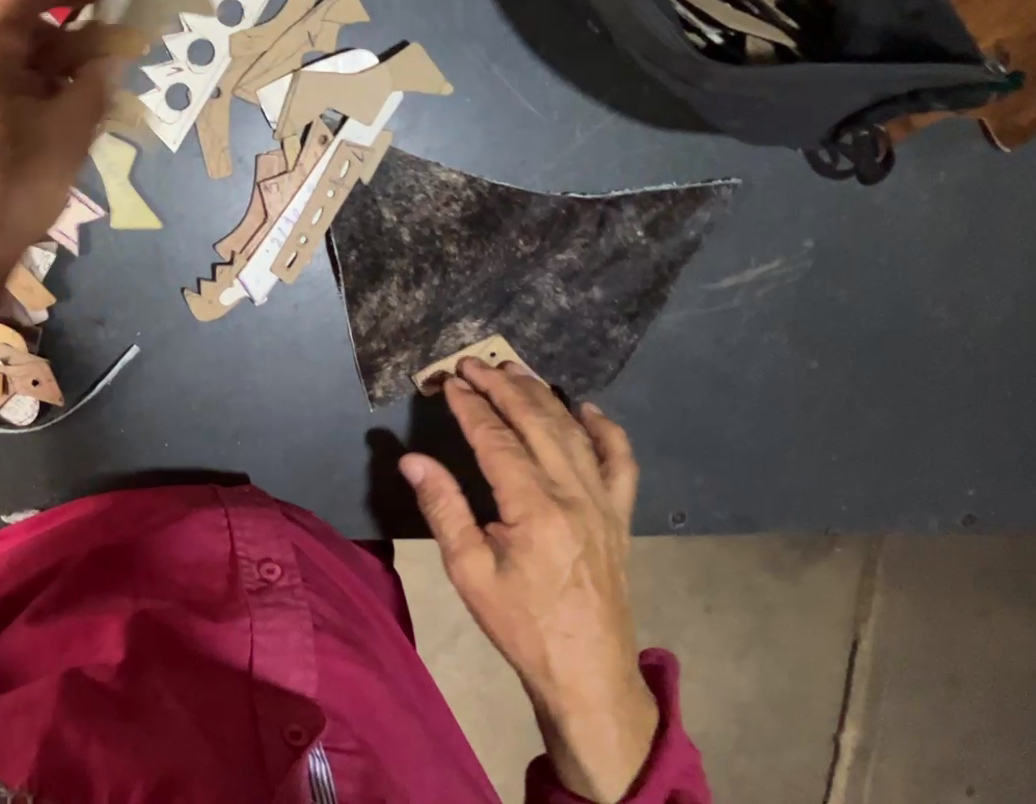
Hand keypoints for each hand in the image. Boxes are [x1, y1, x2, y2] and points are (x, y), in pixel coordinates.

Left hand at [0, 0, 116, 276]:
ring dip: (40, 72)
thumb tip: (105, 56)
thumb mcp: (68, 136)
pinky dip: (14, 93)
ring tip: (74, 103)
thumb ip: (93, 83)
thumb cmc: (14, 193)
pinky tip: (38, 125)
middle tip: (99, 65)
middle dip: (60, 41)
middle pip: (11, 32)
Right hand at [399, 359, 657, 803]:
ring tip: (515, 371)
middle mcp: (575, 495)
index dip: (471, 407)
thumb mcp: (468, 572)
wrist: (587, 672)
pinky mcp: (620, 517)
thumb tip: (414, 460)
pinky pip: (621, 463)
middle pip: (537, 423)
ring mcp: (605, 503)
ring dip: (543, 396)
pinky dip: (607, 431)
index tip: (450, 382)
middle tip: (474, 364)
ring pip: (575, 433)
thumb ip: (444, 509)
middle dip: (503, 387)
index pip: (496, 440)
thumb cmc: (520, 623)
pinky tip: (589, 409)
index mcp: (535, 508)